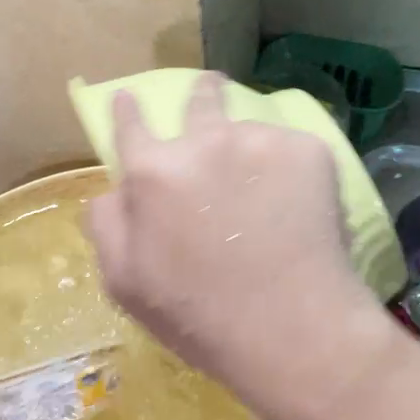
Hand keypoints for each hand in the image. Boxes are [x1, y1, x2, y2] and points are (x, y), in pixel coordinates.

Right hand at [85, 73, 400, 419]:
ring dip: (249, 144)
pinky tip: (300, 208)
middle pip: (200, 99)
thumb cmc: (200, 317)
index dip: (128, 111)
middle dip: (202, 93)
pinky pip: (293, 151)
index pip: (131, 125)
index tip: (130, 98)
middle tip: (209, 91)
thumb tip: (114, 189)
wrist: (293, 329)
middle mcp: (204, 140)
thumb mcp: (126, 284)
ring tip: (265, 179)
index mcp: (152, 173)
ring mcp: (261, 142)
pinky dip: (293, 171)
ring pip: (249, 128)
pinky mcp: (310, 153)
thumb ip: (108, 225)